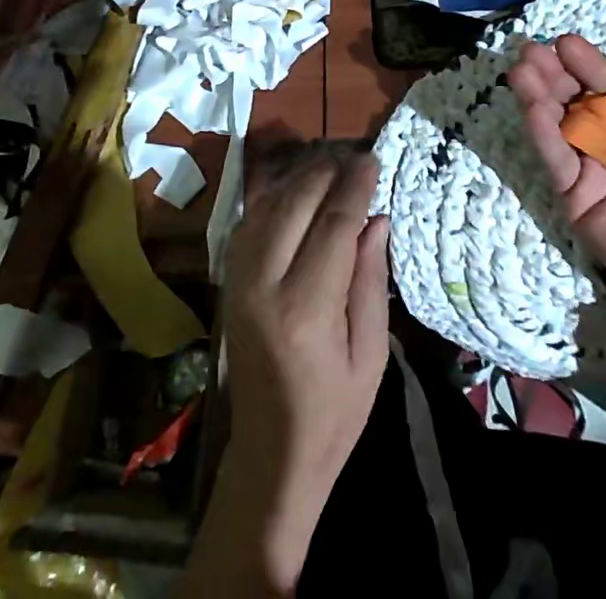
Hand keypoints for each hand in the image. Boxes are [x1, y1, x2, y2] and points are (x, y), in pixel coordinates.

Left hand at [205, 152, 389, 589]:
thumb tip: (376, 219)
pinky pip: (248, 226)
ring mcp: (238, 283)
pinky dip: (272, 200)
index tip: (373, 159)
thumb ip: (371, 280)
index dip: (355, 187)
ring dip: (297, 179)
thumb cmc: (335, 412)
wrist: (271, 450)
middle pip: (293, 205)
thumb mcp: (371, 353)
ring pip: (265, 209)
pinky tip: (294, 191)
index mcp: (306, 308)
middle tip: (353, 155)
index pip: (333, 225)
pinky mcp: (229, 285)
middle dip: (325, 172)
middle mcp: (264, 286)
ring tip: (329, 165)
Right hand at [509, 36, 605, 360]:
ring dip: (539, 98)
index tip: (564, 42)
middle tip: (529, 52)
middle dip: (555, 76)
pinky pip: (559, 162)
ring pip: (561, 128)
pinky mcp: (578, 201)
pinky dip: (543, 135)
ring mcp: (595, 173)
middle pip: (580, 103)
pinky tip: (532, 108)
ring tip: (520, 71)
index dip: (590, 65)